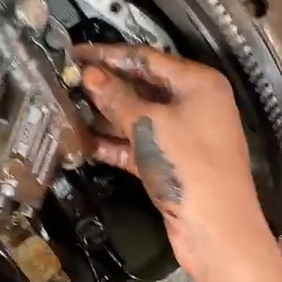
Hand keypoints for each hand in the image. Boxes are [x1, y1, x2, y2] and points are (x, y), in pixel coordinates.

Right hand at [76, 44, 273, 281]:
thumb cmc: (189, 166)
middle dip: (104, 87)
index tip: (75, 52)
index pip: (147, 58)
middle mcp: (193, 105)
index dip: (109, 55)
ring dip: (104, 116)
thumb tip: (90, 76)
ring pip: (137, 119)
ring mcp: (182, 138)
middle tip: (65, 82)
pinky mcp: (169, 166)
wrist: (215, 228)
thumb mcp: (150, 125)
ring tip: (65, 109)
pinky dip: (113, 144)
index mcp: (198, 83)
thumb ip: (118, 98)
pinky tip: (82, 142)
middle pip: (142, 88)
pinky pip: (137, 147)